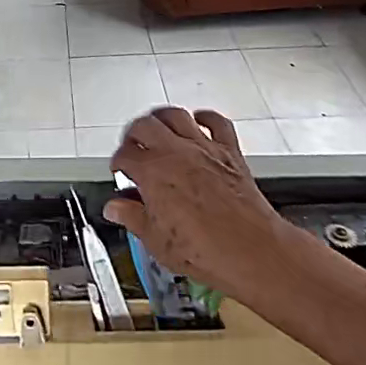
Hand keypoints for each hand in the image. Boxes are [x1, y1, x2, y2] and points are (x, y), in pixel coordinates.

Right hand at [104, 107, 306, 296]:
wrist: (248, 249)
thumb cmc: (206, 249)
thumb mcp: (155, 240)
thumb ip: (132, 218)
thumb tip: (116, 209)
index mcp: (154, 173)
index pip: (126, 154)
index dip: (118, 161)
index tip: (119, 168)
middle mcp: (177, 153)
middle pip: (146, 125)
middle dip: (134, 132)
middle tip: (131, 143)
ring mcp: (204, 148)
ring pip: (177, 115)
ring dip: (163, 118)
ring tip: (157, 125)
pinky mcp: (229, 151)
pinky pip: (217, 122)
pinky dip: (206, 117)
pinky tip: (199, 119)